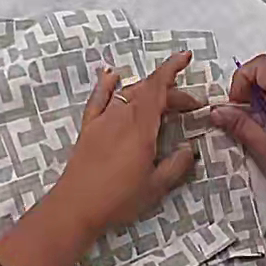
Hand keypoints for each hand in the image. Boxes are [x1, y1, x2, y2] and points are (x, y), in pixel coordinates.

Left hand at [42, 50, 203, 240]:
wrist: (75, 207)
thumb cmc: (118, 198)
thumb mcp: (156, 186)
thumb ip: (176, 165)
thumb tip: (189, 149)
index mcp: (141, 127)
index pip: (159, 88)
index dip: (173, 69)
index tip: (186, 57)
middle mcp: (121, 116)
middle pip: (148, 91)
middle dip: (172, 91)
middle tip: (191, 106)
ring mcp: (102, 120)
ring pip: (128, 93)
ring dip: (148, 90)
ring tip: (164, 99)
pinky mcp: (89, 128)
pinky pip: (99, 99)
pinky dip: (107, 85)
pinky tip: (112, 76)